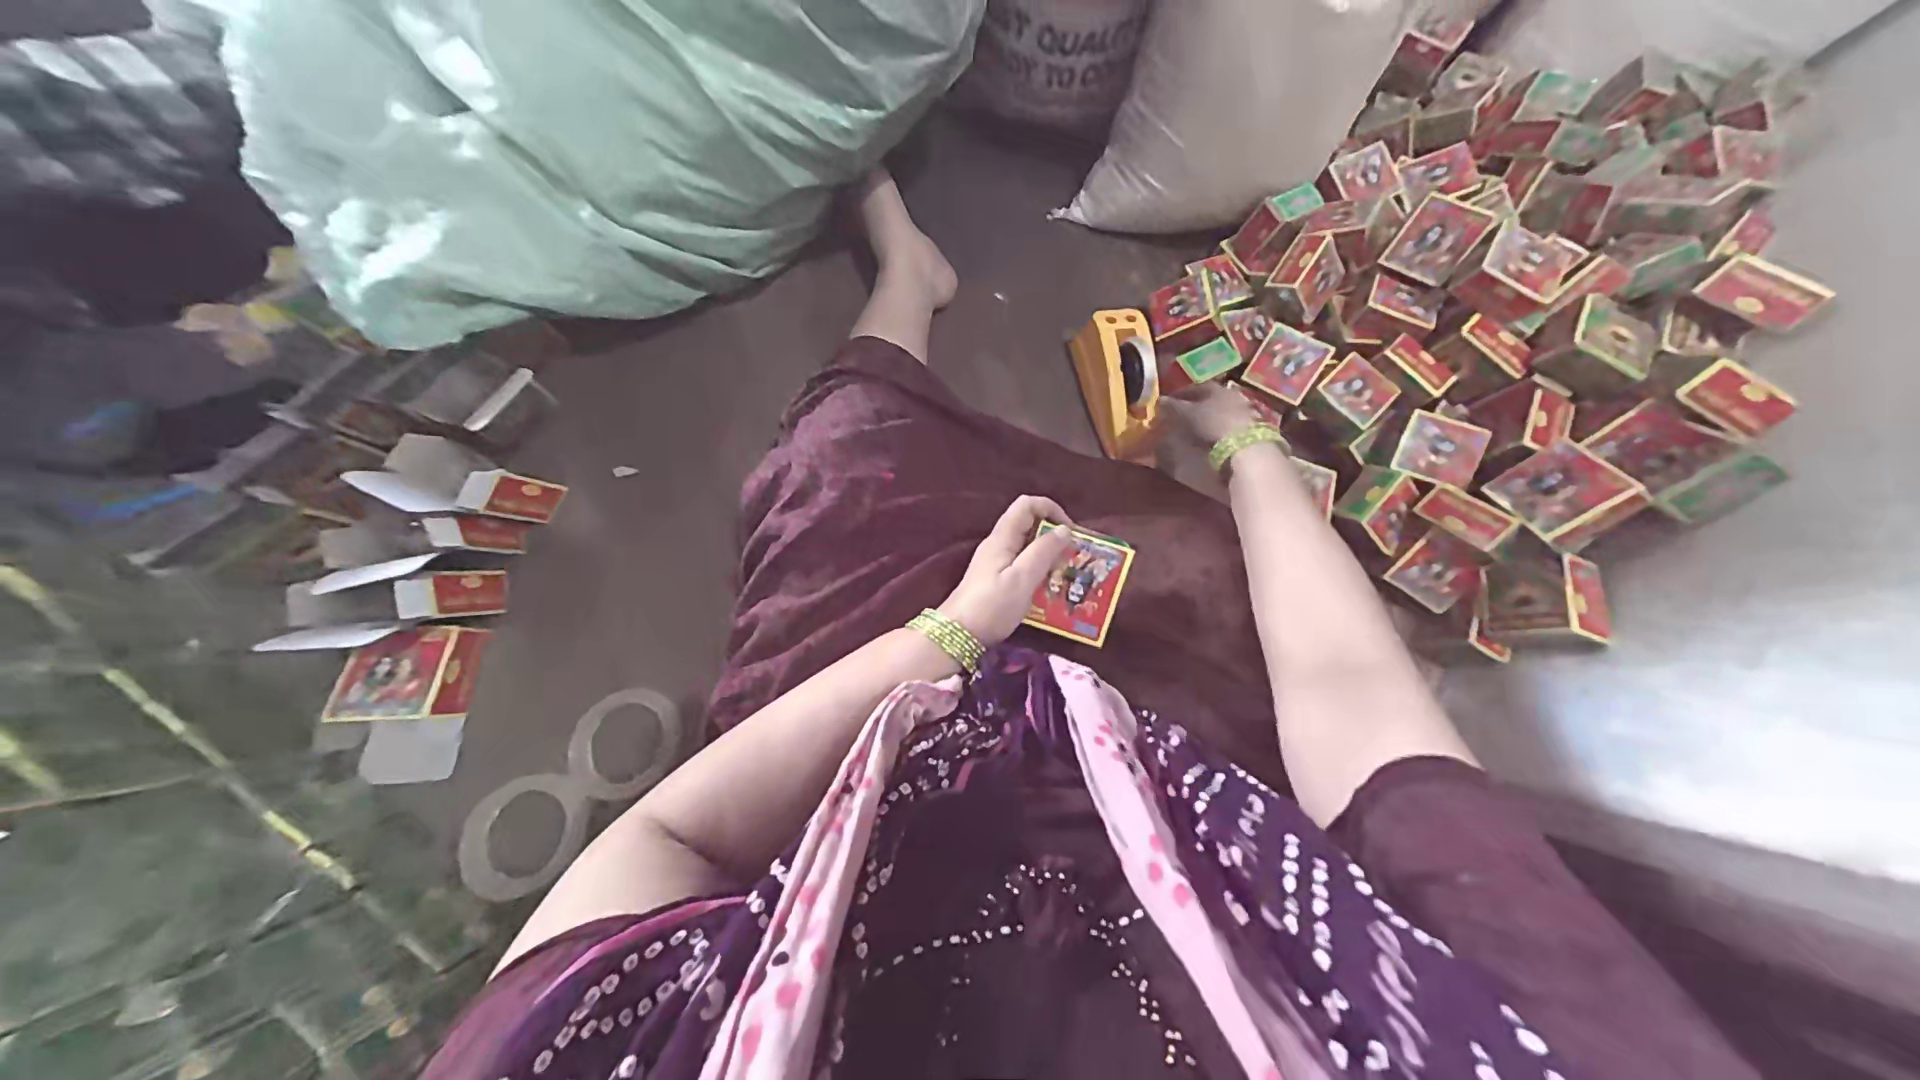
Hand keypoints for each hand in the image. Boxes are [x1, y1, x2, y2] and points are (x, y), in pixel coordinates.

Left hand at [939, 495, 1075, 646]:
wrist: (958, 634)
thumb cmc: (992, 606)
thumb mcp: (1023, 578)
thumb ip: (1044, 551)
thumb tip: (1064, 530)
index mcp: (1002, 537)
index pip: (1027, 504)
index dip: (1051, 509)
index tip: (1070, 531)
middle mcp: (997, 544)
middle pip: (1028, 523)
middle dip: (1053, 534)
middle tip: (1071, 556)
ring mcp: (994, 561)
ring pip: (1026, 545)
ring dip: (1047, 553)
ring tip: (1064, 573)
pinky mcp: (995, 578)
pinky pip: (1021, 563)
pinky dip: (1037, 568)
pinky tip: (1047, 587)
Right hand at [1159, 382, 1262, 445]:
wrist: (1245, 444)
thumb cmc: (1213, 423)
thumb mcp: (1188, 414)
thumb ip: (1173, 406)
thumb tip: (1159, 399)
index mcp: (1215, 387)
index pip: (1194, 387)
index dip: (1180, 394)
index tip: (1169, 402)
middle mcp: (1230, 393)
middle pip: (1210, 397)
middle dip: (1196, 405)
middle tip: (1182, 415)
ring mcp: (1243, 409)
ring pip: (1221, 410)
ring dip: (1209, 416)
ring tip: (1196, 427)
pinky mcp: (1250, 425)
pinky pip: (1229, 423)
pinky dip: (1219, 427)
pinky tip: (1212, 436)